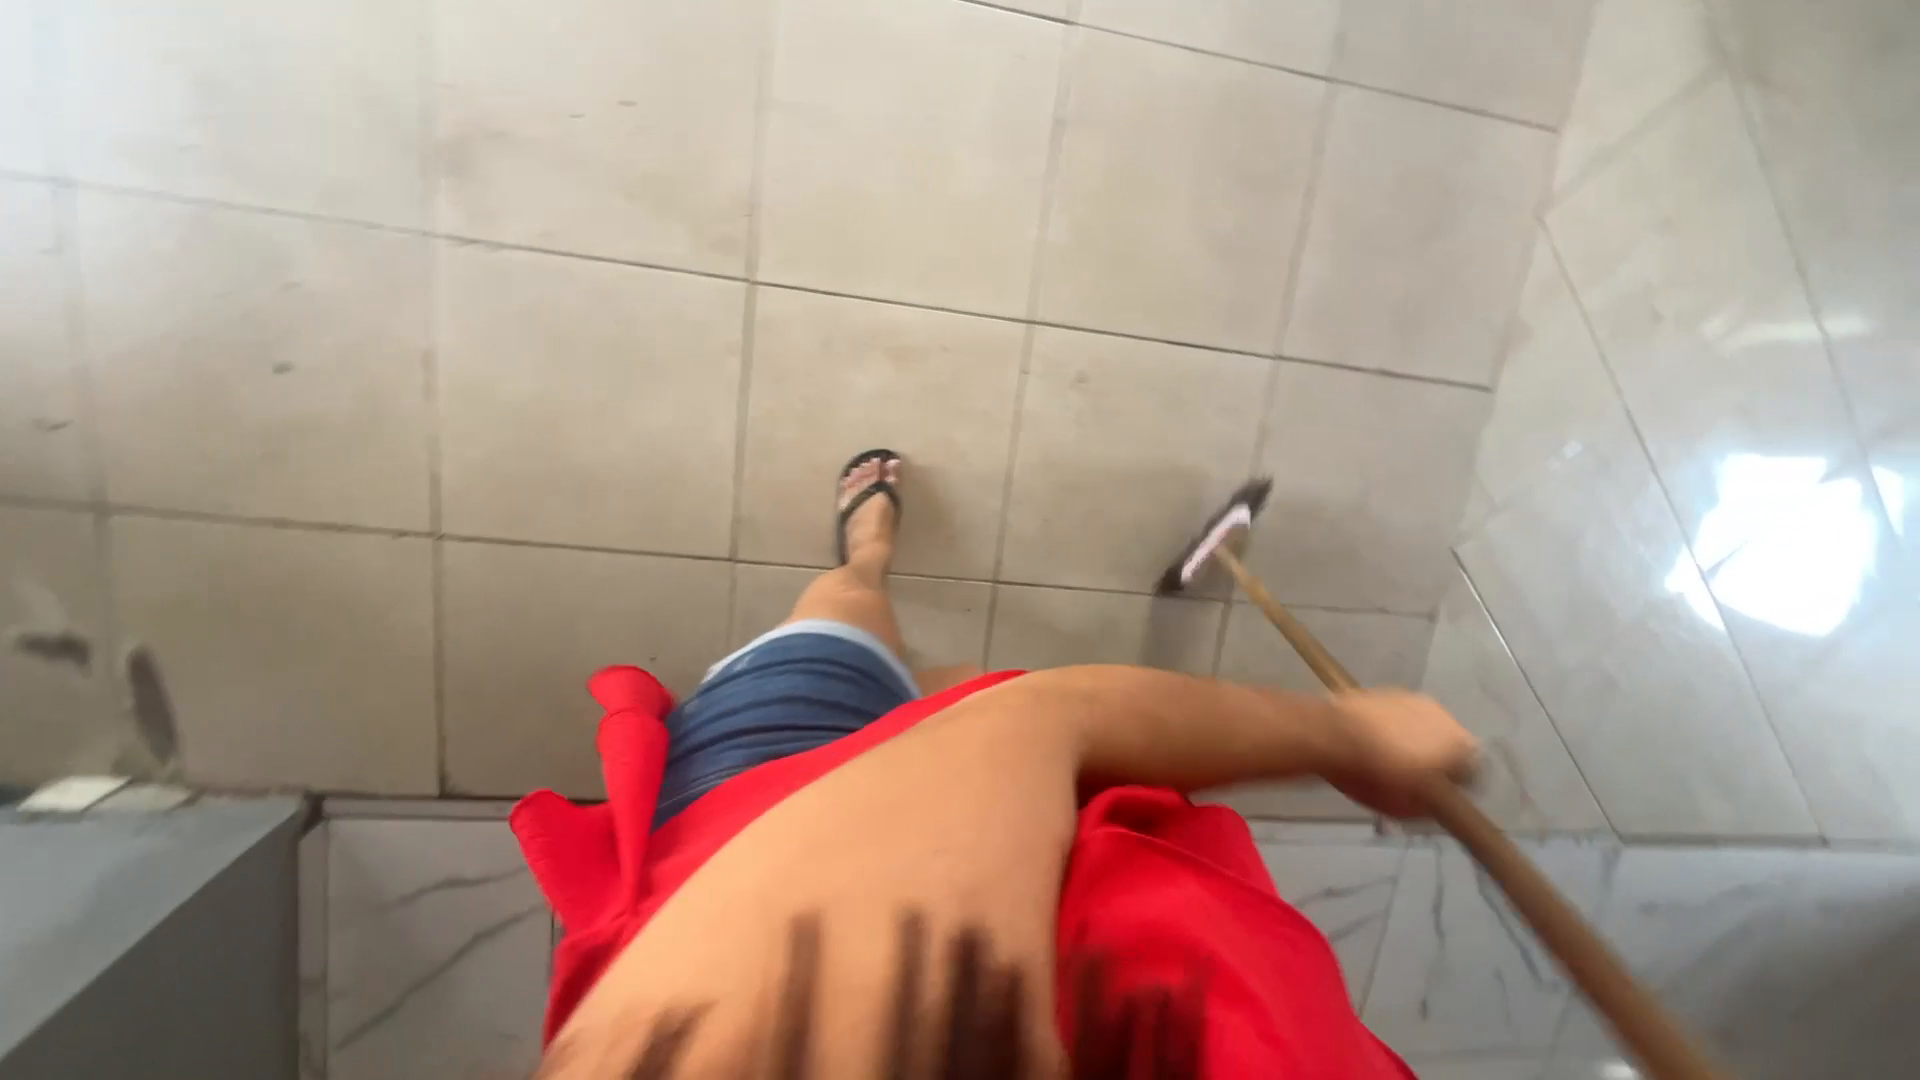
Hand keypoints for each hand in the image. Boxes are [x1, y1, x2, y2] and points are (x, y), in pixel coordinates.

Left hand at [1320, 689, 1478, 817]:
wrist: (1330, 734)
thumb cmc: (1376, 775)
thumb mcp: (1409, 808)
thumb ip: (1432, 806)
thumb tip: (1434, 803)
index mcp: (1462, 746)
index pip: (1472, 774)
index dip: (1453, 789)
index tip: (1435, 799)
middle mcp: (1444, 716)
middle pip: (1448, 745)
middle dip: (1434, 760)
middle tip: (1410, 779)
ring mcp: (1412, 698)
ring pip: (1422, 727)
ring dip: (1412, 740)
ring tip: (1386, 758)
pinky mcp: (1383, 691)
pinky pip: (1396, 715)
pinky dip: (1389, 727)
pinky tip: (1370, 740)